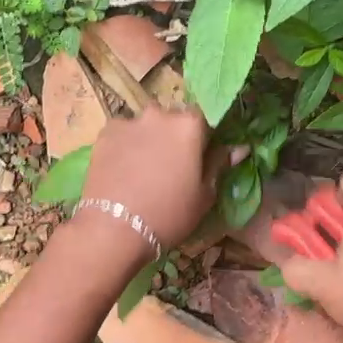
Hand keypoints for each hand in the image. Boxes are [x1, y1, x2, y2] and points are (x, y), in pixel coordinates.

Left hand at [76, 105, 219, 260]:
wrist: (114, 229)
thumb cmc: (169, 214)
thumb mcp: (204, 195)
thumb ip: (219, 165)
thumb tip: (238, 148)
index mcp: (189, 125)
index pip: (205, 120)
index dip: (204, 139)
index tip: (200, 159)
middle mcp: (159, 114)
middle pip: (173, 119)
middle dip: (175, 137)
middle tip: (172, 167)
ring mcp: (128, 122)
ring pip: (146, 126)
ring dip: (149, 140)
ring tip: (143, 171)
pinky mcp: (104, 134)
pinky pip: (123, 135)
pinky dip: (126, 147)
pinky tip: (123, 171)